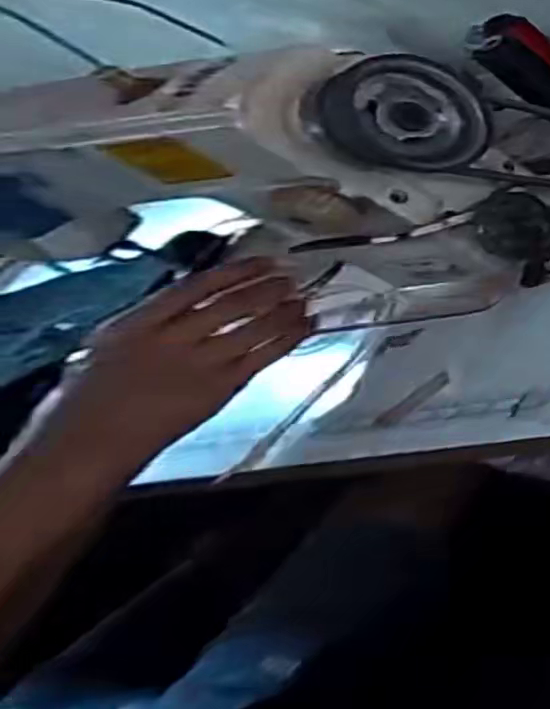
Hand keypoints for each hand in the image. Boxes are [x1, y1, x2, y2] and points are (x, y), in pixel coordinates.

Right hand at [39, 259, 312, 469]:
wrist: (83, 447)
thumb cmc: (92, 395)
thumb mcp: (111, 345)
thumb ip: (157, 320)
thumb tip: (208, 294)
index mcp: (133, 326)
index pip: (197, 286)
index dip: (239, 270)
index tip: (267, 261)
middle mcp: (169, 341)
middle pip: (235, 304)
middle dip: (271, 288)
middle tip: (293, 280)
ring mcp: (199, 364)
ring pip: (259, 326)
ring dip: (289, 310)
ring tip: (304, 300)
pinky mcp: (222, 386)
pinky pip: (269, 354)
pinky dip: (294, 335)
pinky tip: (308, 325)